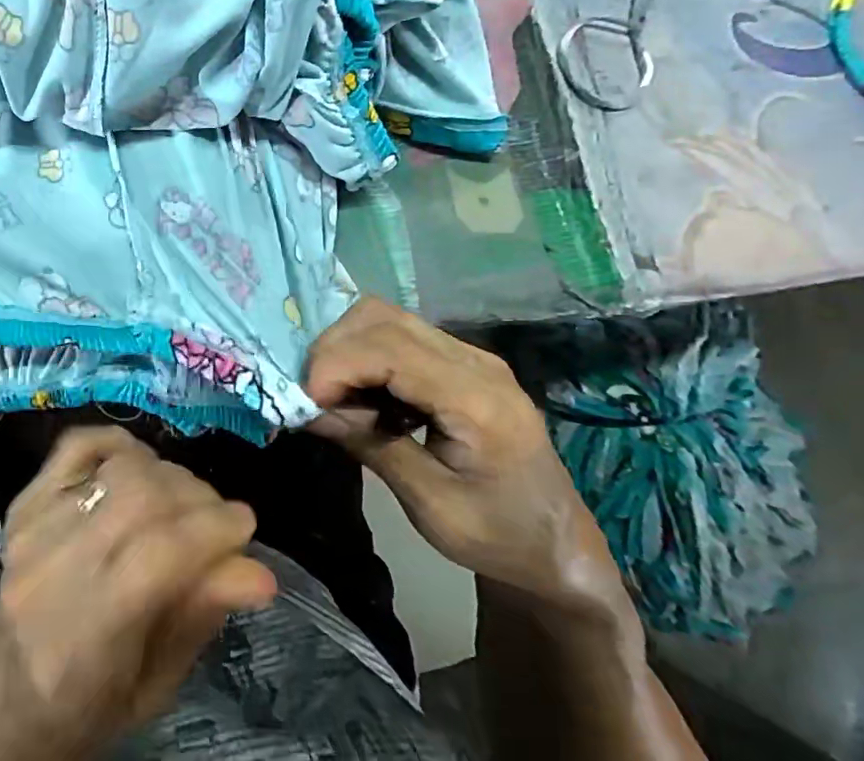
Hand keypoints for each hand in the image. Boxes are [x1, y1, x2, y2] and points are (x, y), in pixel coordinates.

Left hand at [0, 427, 277, 760]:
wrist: (6, 685)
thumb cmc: (89, 700)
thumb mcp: (155, 683)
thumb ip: (199, 618)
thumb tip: (260, 572)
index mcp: (86, 636)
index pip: (160, 554)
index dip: (214, 530)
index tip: (246, 527)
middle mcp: (51, 571)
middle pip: (140, 498)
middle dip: (197, 497)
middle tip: (219, 518)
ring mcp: (31, 528)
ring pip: (115, 468)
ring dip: (166, 474)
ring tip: (183, 500)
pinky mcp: (23, 501)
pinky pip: (77, 444)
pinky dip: (119, 444)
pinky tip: (141, 466)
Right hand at [302, 298, 625, 618]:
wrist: (557, 545)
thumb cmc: (499, 535)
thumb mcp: (430, 504)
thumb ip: (370, 446)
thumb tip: (307, 411)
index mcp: (476, 399)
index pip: (387, 348)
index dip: (334, 365)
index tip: (305, 402)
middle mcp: (475, 362)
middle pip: (381, 318)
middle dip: (332, 350)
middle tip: (312, 398)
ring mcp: (470, 356)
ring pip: (385, 318)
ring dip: (345, 348)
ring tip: (332, 395)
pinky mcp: (460, 362)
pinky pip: (397, 335)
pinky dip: (363, 354)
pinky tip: (360, 393)